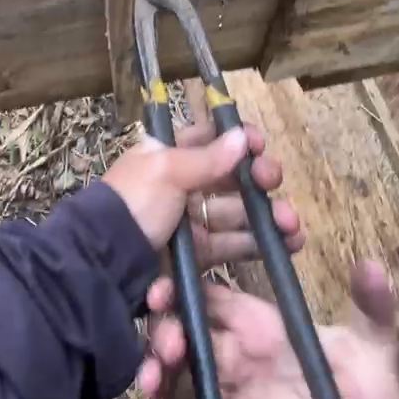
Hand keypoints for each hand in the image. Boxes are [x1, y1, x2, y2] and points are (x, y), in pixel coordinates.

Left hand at [101, 122, 304, 266]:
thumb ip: (207, 159)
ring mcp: (189, 221)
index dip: (235, 139)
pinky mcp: (196, 254)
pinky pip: (232, 245)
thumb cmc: (134, 203)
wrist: (106, 261)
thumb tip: (241, 137)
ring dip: (267, 215)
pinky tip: (288, 244)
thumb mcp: (165, 171)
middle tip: (274, 181)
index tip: (259, 143)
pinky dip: (259, 244)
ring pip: (236, 213)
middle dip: (258, 179)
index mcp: (166, 155)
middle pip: (228, 177)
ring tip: (292, 224)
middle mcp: (180, 184)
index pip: (207, 139)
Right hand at [136, 264, 398, 398]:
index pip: (206, 295)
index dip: (180, 286)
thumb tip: (374, 264)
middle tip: (167, 344)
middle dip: (163, 330)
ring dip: (154, 371)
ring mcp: (223, 393)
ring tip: (153, 382)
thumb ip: (373, 309)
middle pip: (180, 330)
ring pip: (172, 372)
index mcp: (256, 325)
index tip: (163, 289)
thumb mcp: (371, 354)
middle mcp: (231, 354)